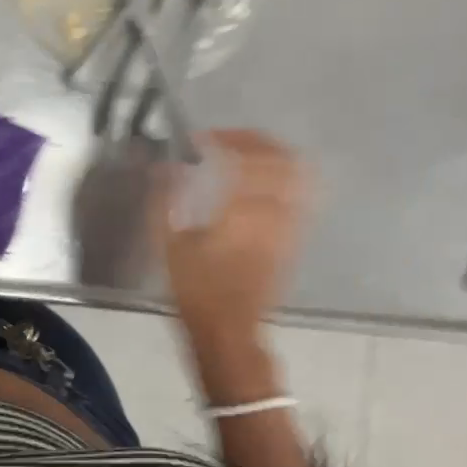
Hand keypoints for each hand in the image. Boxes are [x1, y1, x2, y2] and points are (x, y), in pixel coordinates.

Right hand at [153, 130, 306, 348]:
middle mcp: (272, 213)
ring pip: (298, 175)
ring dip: (274, 155)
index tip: (200, 139)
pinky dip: (285, 177)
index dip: (224, 140)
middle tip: (228, 137)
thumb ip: (166, 200)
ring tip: (249, 151)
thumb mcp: (168, 245)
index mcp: (239, 212)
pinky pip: (301, 196)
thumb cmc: (194, 289)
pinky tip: (265, 179)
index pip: (243, 160)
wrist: (230, 329)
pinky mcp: (293, 238)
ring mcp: (288, 226)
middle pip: (279, 160)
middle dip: (254, 140)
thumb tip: (165, 165)